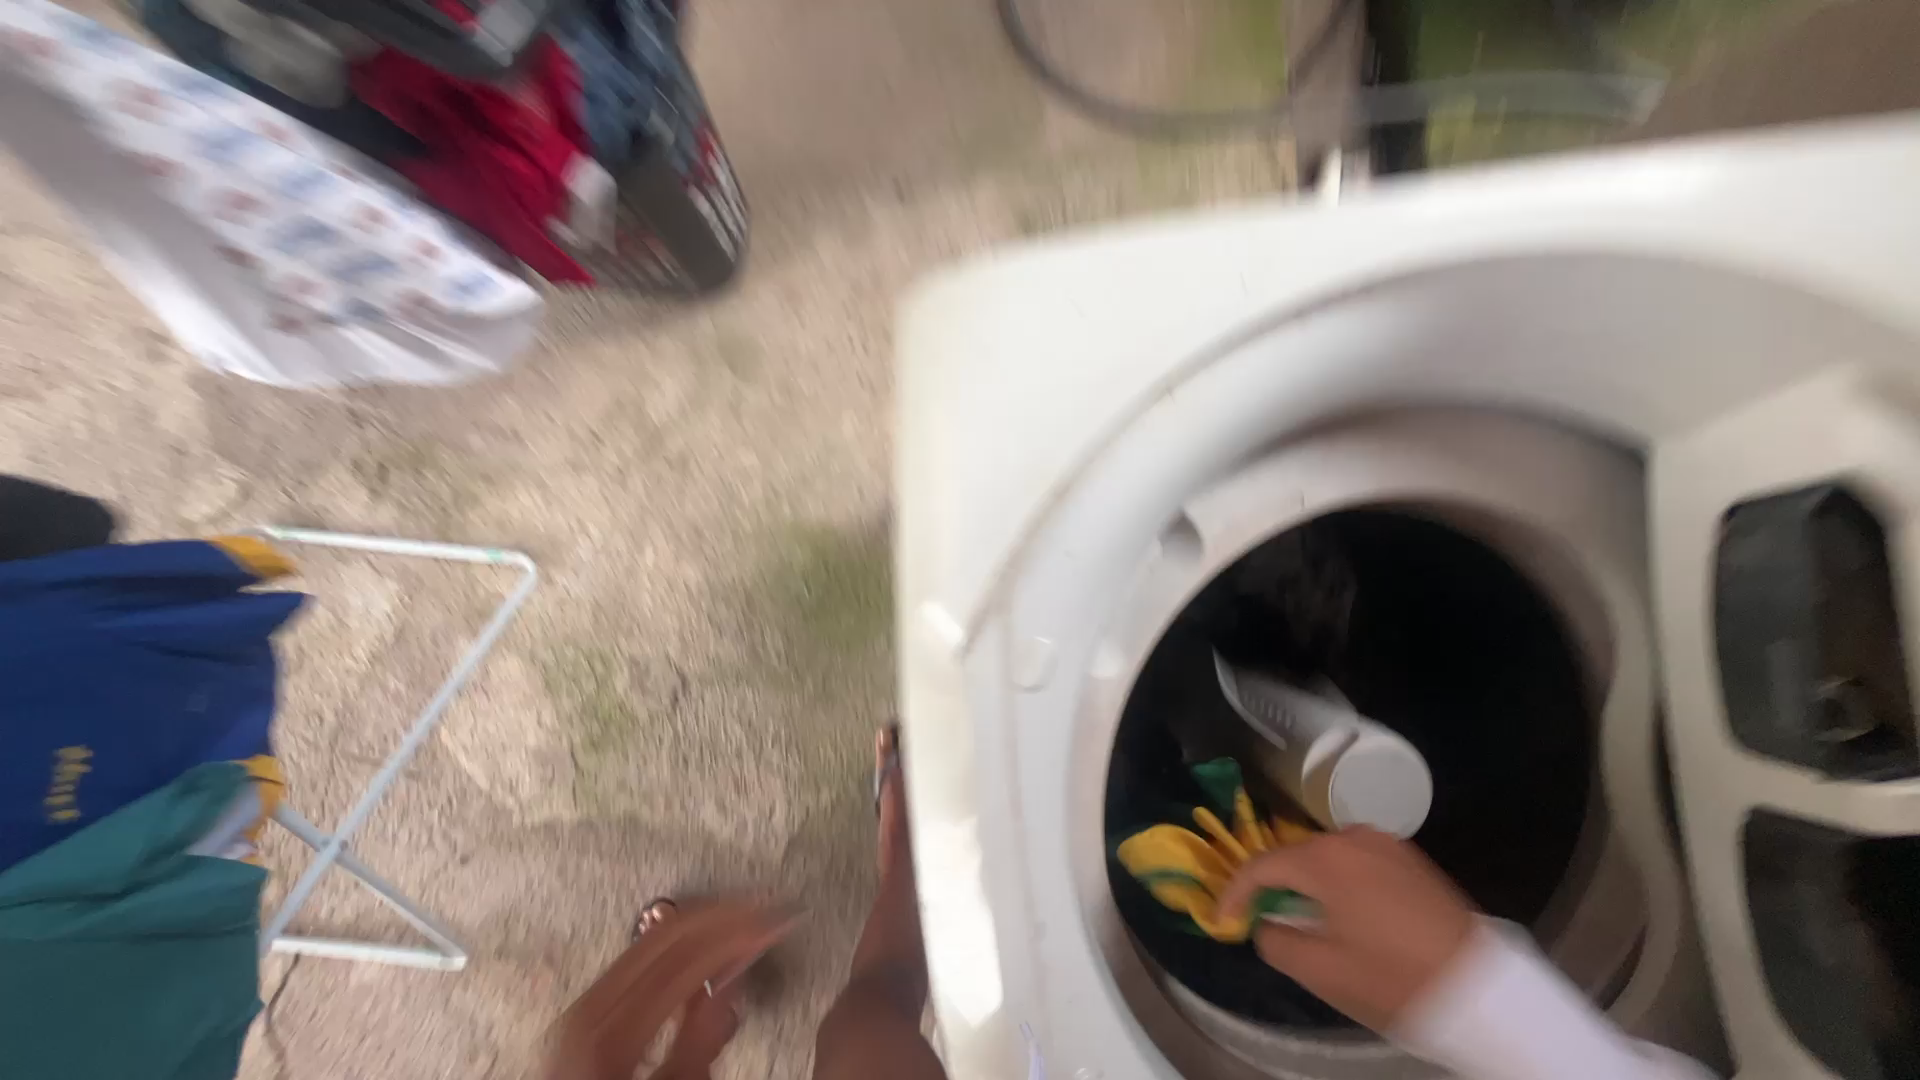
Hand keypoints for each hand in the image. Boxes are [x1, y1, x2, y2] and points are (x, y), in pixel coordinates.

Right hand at [1218, 826, 1476, 1031]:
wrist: (1486, 991)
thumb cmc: (1396, 979)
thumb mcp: (1323, 971)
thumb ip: (1275, 939)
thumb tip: (1264, 923)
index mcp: (1324, 858)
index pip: (1259, 867)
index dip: (1234, 893)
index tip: (1224, 920)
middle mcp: (1350, 837)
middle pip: (1294, 857)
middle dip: (1274, 888)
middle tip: (1263, 920)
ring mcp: (1385, 843)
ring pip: (1326, 859)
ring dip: (1309, 885)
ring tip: (1307, 921)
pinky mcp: (1410, 859)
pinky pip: (1357, 863)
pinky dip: (1341, 883)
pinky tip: (1348, 915)